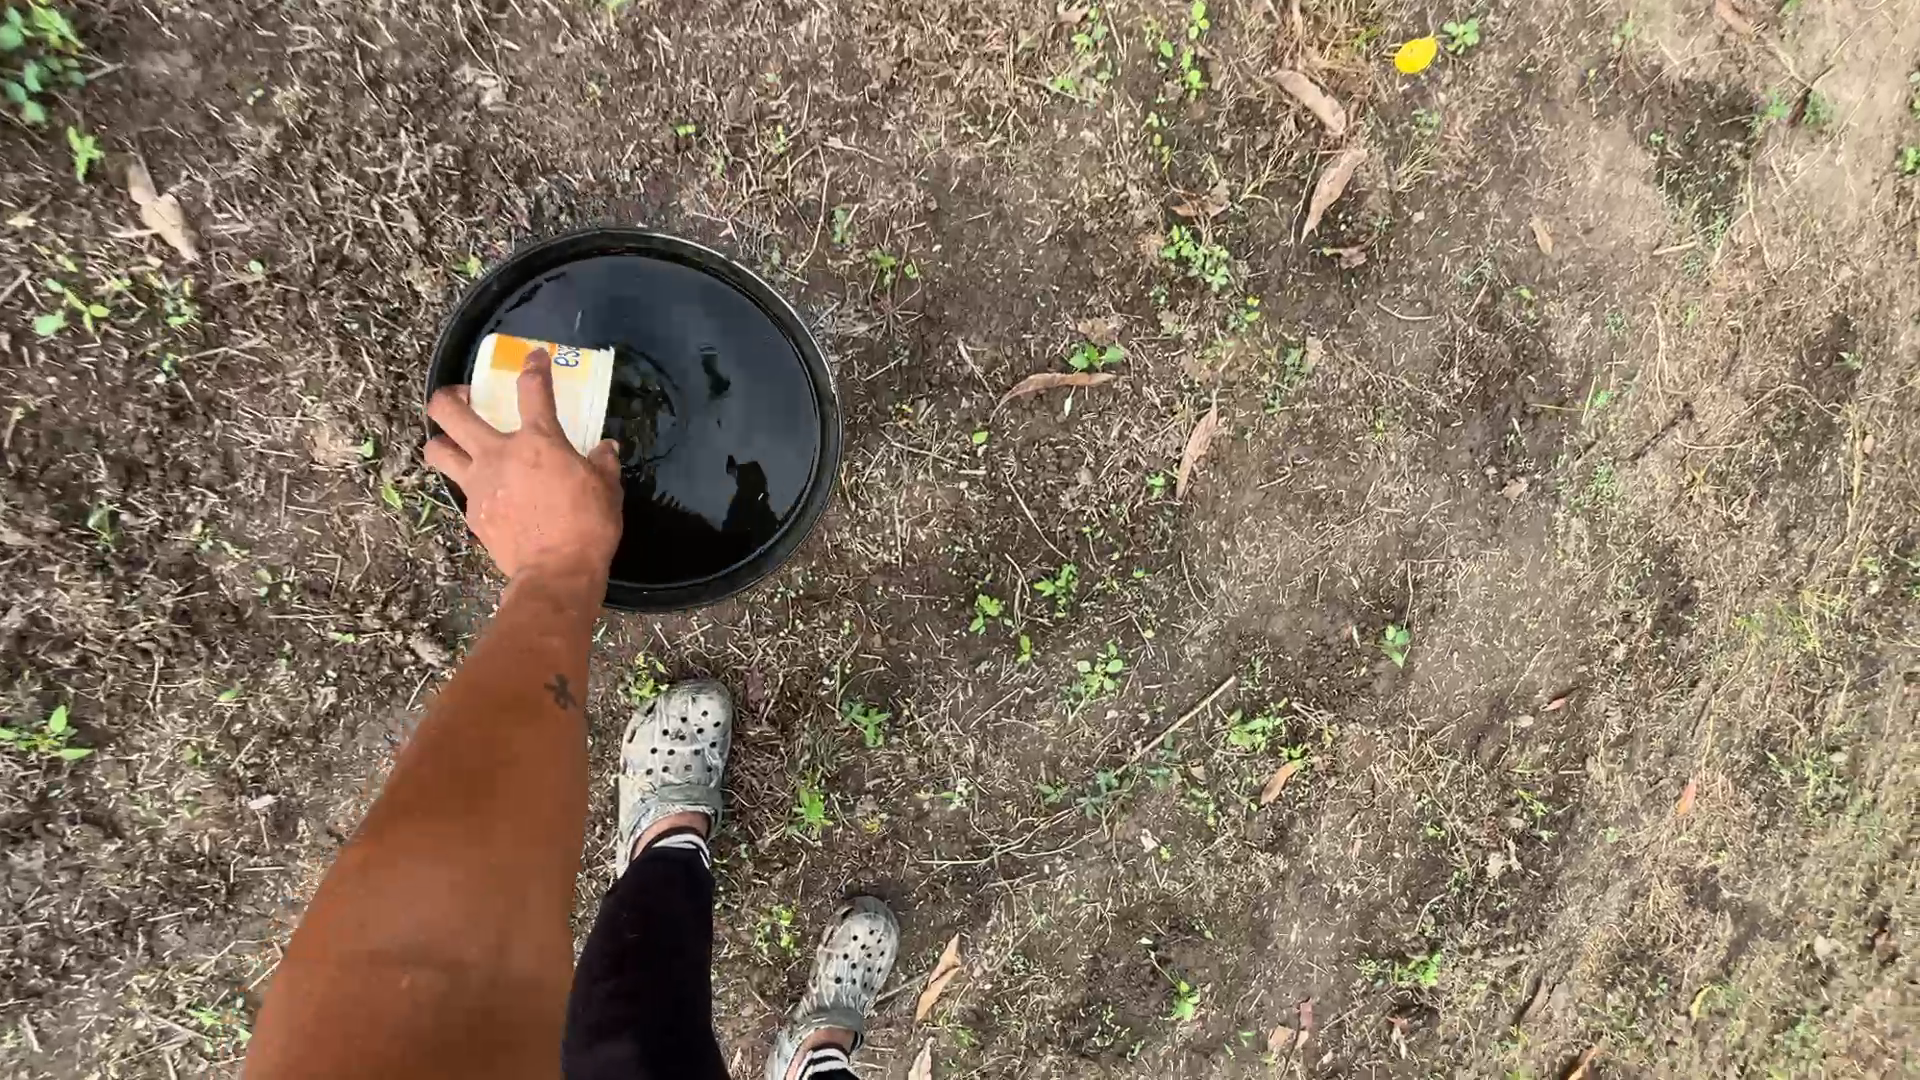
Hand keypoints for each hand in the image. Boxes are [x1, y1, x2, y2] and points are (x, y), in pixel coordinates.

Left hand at [424, 349, 622, 595]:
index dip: (533, 366)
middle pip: (449, 410)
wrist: (556, 571)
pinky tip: (489, 490)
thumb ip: (603, 463)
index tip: (534, 356)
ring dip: (443, 439)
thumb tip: (605, 448)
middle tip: (467, 397)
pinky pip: (460, 487)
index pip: (532, 389)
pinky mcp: (473, 511)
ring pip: (436, 448)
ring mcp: (479, 483)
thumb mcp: (608, 489)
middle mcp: (499, 453)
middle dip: (452, 395)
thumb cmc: (589, 525)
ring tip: (458, 442)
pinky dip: (471, 482)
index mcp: (539, 442)